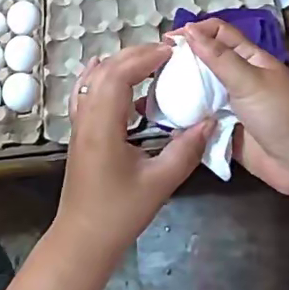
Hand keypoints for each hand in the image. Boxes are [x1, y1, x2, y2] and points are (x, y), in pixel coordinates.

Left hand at [56, 44, 213, 261]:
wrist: (83, 237)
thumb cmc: (120, 213)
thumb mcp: (160, 183)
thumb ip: (185, 150)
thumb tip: (209, 122)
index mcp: (103, 125)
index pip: (119, 75)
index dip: (144, 58)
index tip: (172, 52)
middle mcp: (86, 116)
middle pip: (106, 70)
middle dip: (135, 55)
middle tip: (167, 52)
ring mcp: (79, 122)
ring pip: (94, 78)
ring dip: (120, 63)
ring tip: (150, 60)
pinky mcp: (79, 130)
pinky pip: (85, 91)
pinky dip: (99, 75)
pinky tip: (109, 70)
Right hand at [167, 19, 288, 197]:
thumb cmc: (283, 116)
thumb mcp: (249, 81)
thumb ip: (218, 57)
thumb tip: (189, 29)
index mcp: (249, 59)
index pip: (217, 33)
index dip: (193, 32)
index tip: (165, 41)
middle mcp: (239, 79)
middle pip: (205, 62)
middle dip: (180, 61)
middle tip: (151, 68)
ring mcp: (232, 106)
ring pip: (200, 91)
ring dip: (179, 90)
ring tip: (150, 92)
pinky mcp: (226, 131)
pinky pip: (201, 119)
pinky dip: (184, 118)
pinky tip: (163, 119)